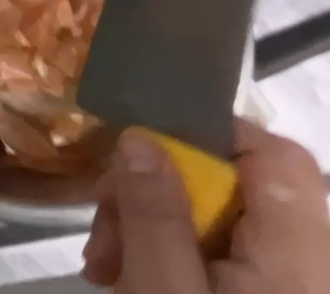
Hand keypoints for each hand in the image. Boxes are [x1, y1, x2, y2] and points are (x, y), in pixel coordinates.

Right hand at [82, 123, 329, 292]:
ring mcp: (306, 285)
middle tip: (104, 233)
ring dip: (158, 228)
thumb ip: (154, 212)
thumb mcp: (163, 291)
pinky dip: (181, 257)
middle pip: (241, 189)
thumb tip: (142, 138)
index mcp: (308, 260)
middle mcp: (323, 267)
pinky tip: (139, 278)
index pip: (279, 156)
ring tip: (112, 266)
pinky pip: (236, 256)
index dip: (210, 134)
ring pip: (228, 224)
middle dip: (157, 195)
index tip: (137, 150)